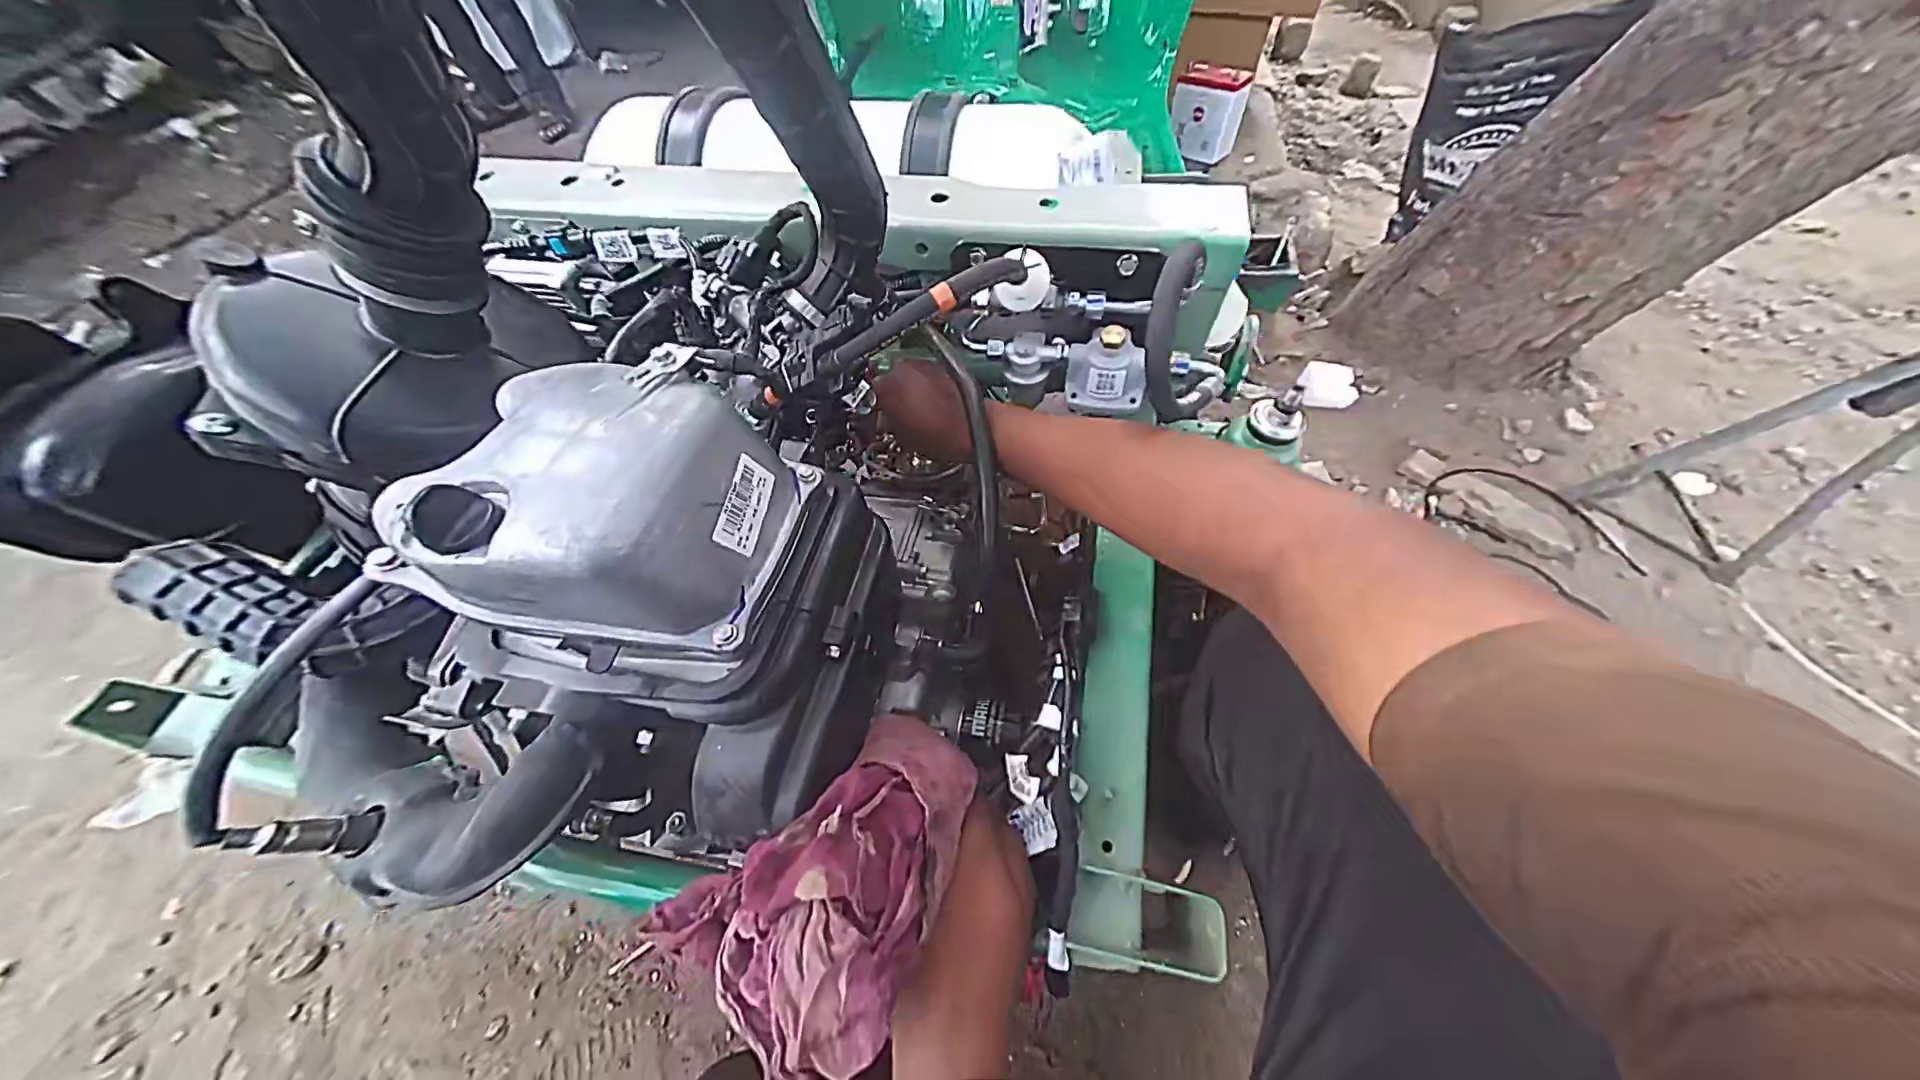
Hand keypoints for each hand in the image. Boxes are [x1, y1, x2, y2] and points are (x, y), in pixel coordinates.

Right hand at [872, 357, 973, 461]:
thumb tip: (885, 419)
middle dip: (891, 392)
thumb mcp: (903, 436)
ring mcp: (923, 365)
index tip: (877, 413)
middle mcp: (903, 369)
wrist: (973, 429)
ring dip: (906, 386)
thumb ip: (888, 422)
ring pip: (905, 373)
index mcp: (887, 386)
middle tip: (896, 410)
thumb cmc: (943, 437)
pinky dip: (922, 383)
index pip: (870, 391)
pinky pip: (923, 373)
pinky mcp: (940, 366)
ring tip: (915, 406)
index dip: (874, 404)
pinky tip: (928, 400)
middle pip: (888, 378)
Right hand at [891, 797, 1034, 1079]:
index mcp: (991, 868)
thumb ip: (920, 852)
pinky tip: (948, 868)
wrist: (955, 1048)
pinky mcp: (1017, 921)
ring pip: (997, 840)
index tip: (923, 776)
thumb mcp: (911, 907)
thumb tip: (920, 812)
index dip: (948, 784)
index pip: (977, 800)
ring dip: (969, 830)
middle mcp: (1015, 877)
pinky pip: (1000, 868)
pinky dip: (978, 858)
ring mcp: (1020, 900)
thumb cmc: (929, 984)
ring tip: (932, 829)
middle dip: (960, 804)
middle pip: (991, 817)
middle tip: (924, 801)